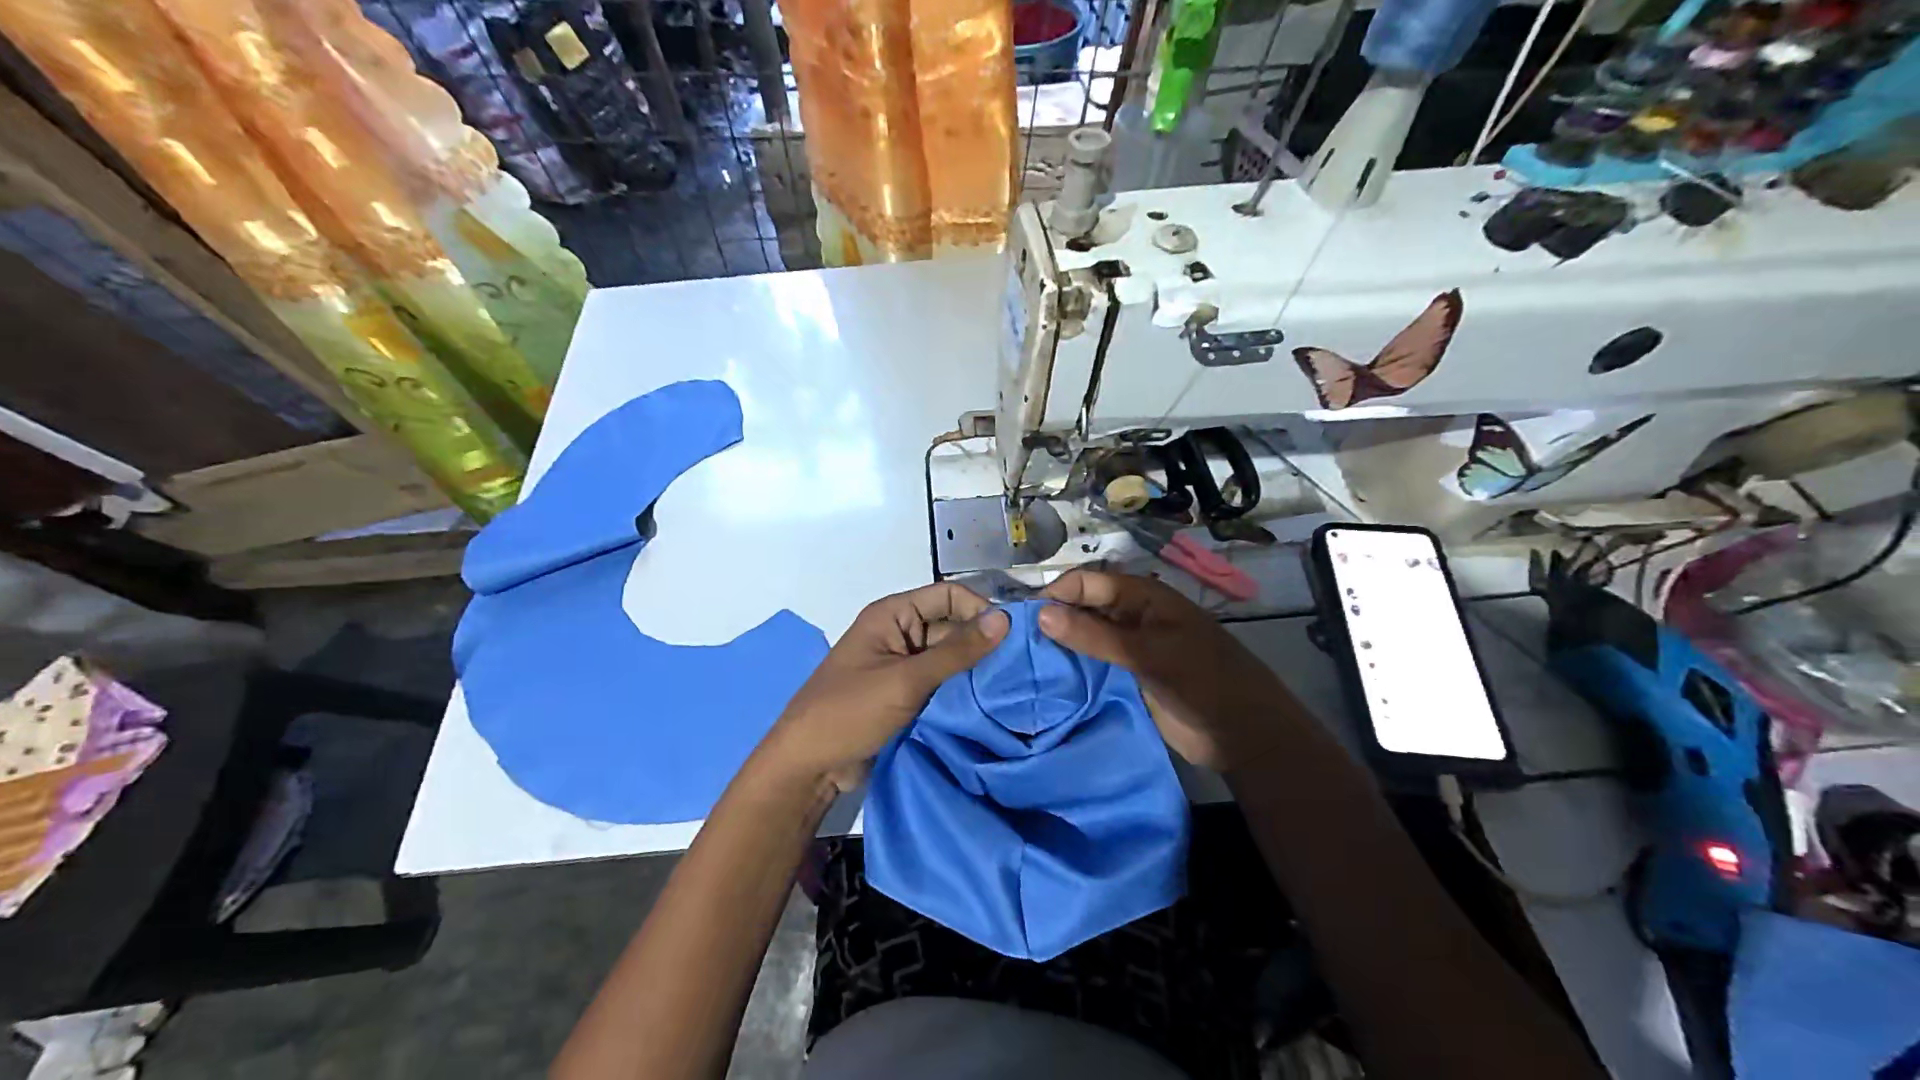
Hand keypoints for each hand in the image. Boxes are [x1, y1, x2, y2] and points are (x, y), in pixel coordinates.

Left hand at [755, 583, 1008, 795]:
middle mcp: (899, 633)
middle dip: (982, 642)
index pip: (948, 595)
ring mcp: (901, 665)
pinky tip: (989, 702)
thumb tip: (1004, 619)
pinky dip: (960, 689)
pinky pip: (940, 682)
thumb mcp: (906, 679)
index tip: (1014, 636)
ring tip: (1012, 686)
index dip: (980, 609)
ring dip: (974, 668)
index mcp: (892, 615)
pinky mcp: (904, 694)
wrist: (808, 765)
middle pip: (951, 625)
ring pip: (949, 656)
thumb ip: (956, 651)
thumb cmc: (850, 711)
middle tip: (1021, 667)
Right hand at [1039, 569, 1307, 771]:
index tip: (1020, 618)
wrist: (1242, 733)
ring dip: (1057, 648)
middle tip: (1012, 642)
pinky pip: (1091, 667)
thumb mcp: (1148, 653)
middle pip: (1082, 609)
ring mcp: (1128, 650)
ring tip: (1019, 661)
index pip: (1088, 583)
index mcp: (1143, 597)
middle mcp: (1131, 618)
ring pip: (1083, 639)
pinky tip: (1043, 681)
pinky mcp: (1125, 679)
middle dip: (1052, 620)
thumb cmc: (1201, 679)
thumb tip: (1040, 614)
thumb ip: (1094, 636)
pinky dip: (1070, 671)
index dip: (1055, 595)